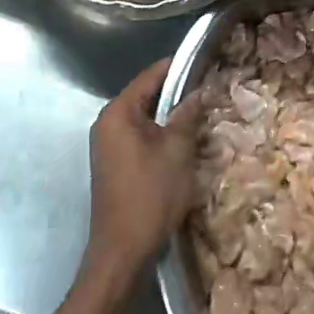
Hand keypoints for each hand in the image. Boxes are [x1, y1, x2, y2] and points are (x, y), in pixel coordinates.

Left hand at [84, 59, 200, 281]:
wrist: (122, 251)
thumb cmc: (150, 194)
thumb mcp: (177, 150)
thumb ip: (187, 115)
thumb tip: (199, 91)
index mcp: (118, 112)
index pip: (150, 76)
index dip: (177, 67)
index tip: (202, 61)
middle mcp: (107, 123)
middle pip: (145, 97)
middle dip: (175, 94)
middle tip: (206, 91)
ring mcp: (107, 145)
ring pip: (144, 119)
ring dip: (169, 118)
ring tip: (199, 115)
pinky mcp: (113, 164)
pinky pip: (138, 137)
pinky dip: (159, 136)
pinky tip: (181, 143)